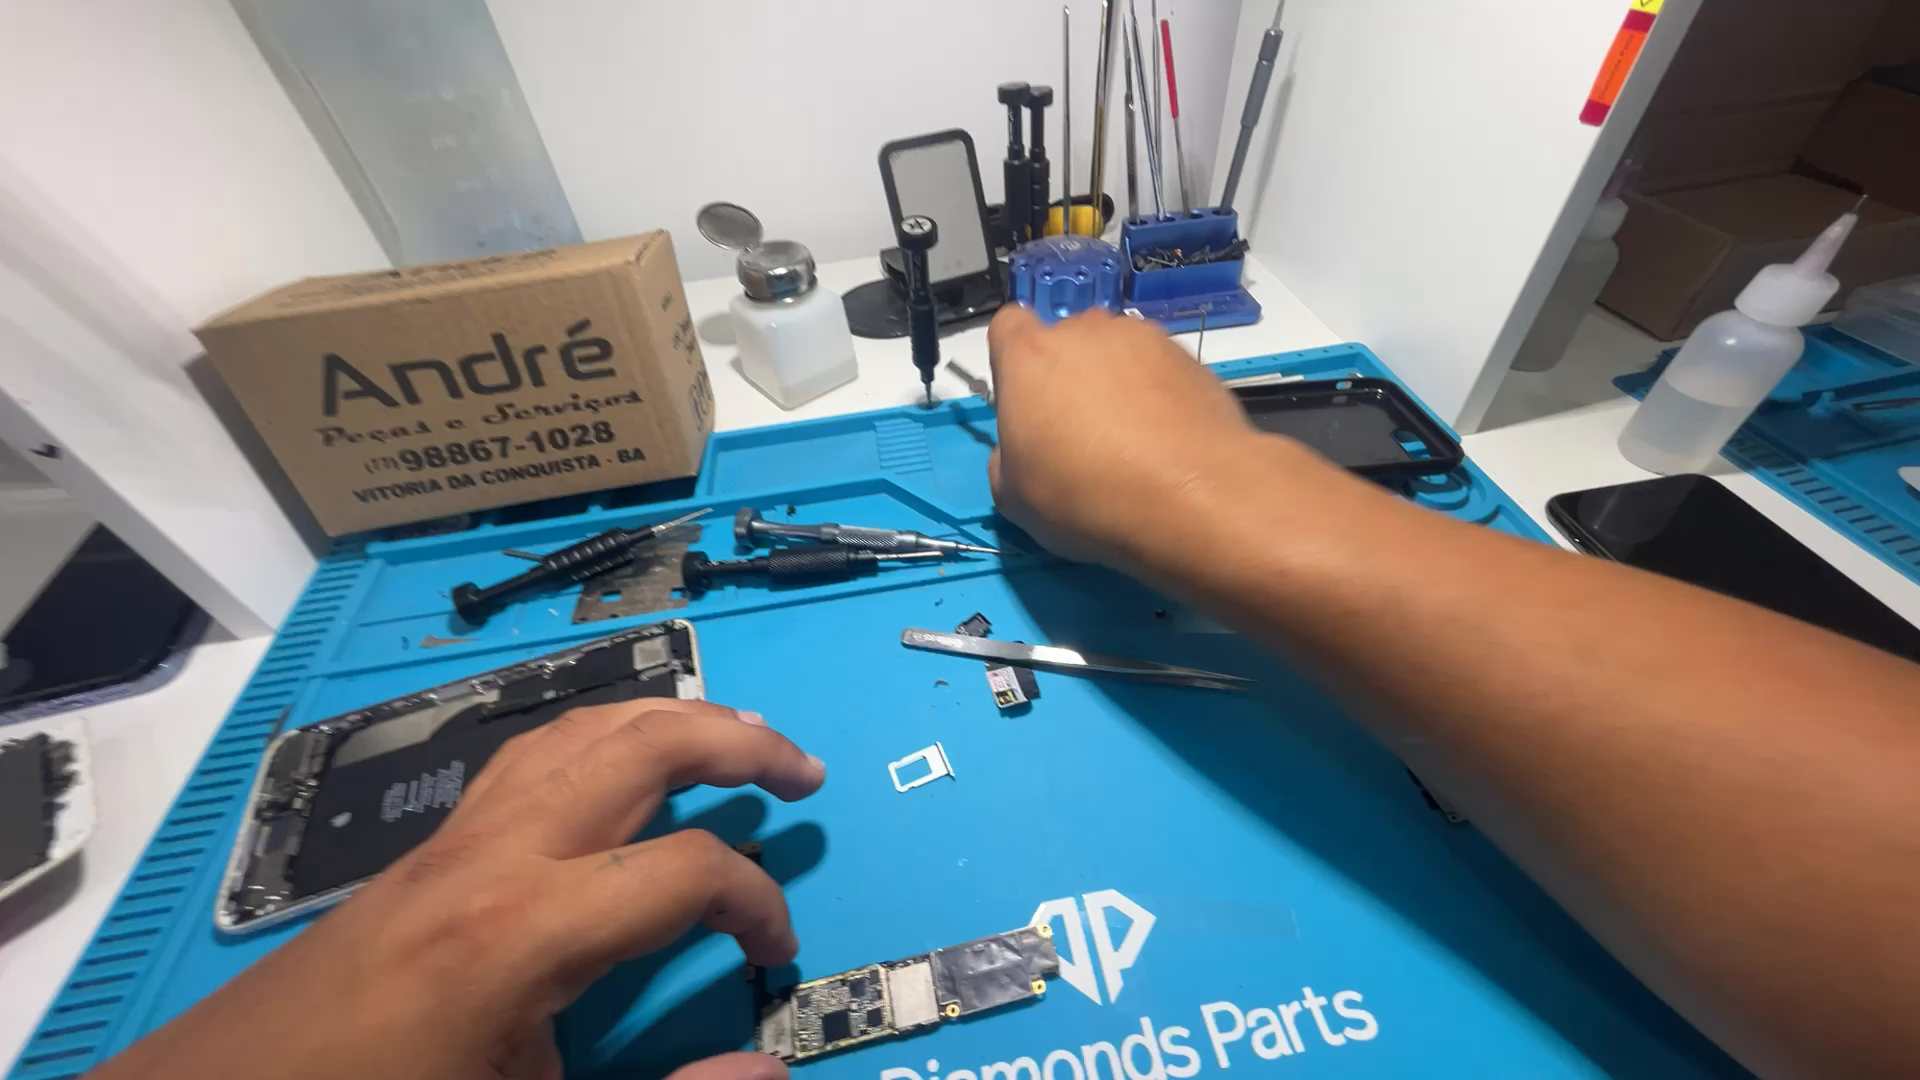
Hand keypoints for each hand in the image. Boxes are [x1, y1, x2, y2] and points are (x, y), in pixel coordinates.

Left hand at [93, 700, 825, 1079]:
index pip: (687, 874)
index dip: (757, 904)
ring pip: (593, 726)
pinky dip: (612, 730)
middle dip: (743, 746)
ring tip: (742, 735)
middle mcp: (502, 851)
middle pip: (648, 746)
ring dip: (681, 719)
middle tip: (803, 771)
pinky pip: (543, 747)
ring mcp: (464, 830)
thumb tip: (769, 1070)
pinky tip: (633, 751)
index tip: (776, 951)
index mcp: (523, 933)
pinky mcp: (439, 836)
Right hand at [987, 305, 1273, 569]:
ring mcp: (1143, 338)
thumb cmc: (1084, 496)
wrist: (1192, 498)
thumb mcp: (1013, 498)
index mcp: (1028, 357)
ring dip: (1115, 384)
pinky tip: (1165, 441)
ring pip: (1115, 354)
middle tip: (1079, 434)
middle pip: (1066, 342)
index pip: (1007, 327)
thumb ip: (1005, 458)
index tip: (1025, 402)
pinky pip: (1158, 371)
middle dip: (1068, 377)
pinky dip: (1156, 396)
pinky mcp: (1190, 357)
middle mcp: (1084, 332)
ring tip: (1131, 441)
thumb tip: (1020, 449)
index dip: (1012, 362)